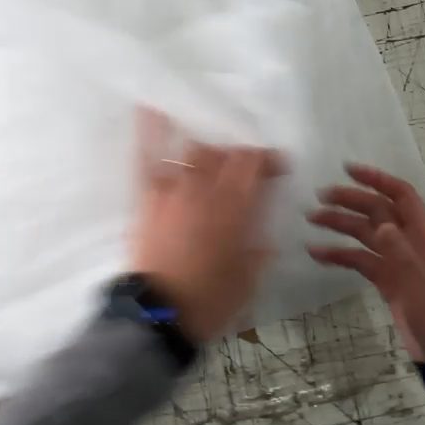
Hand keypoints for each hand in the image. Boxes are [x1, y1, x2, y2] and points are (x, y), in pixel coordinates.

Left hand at [129, 108, 284, 342]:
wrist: (158, 319)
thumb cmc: (209, 302)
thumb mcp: (250, 277)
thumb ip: (260, 244)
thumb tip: (267, 226)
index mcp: (235, 208)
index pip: (255, 165)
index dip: (268, 159)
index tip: (278, 167)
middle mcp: (205, 189)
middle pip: (226, 153)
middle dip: (240, 153)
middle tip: (246, 164)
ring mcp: (173, 189)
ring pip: (194, 149)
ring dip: (208, 144)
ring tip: (215, 148)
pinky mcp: (146, 197)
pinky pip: (147, 156)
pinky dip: (149, 129)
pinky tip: (149, 105)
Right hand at [308, 164, 424, 362]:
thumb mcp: (424, 290)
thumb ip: (403, 257)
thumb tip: (381, 225)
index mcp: (423, 238)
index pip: (402, 197)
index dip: (378, 179)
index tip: (349, 170)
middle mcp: (408, 244)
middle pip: (378, 212)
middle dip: (351, 200)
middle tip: (320, 196)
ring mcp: (397, 263)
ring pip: (365, 234)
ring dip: (341, 224)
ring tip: (312, 219)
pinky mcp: (388, 282)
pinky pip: (360, 260)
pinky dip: (340, 255)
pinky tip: (317, 254)